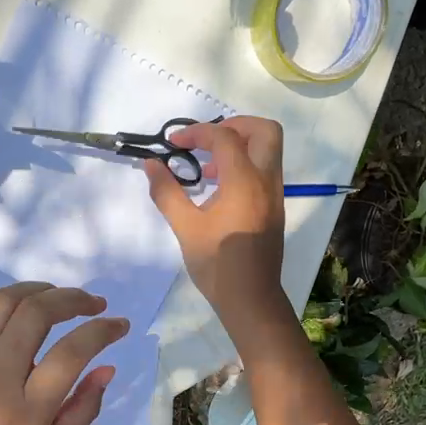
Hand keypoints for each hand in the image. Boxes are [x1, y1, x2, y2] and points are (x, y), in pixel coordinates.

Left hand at [0, 283, 128, 424]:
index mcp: (27, 411)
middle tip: (94, 304)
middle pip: (36, 313)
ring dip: (40, 289)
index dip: (101, 331)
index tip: (119, 325)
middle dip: (73, 299)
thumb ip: (83, 409)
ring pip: (5, 301)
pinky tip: (26, 315)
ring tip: (61, 296)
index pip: (70, 353)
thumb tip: (107, 368)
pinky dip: (12, 307)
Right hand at [144, 117, 291, 341]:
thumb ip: (167, 192)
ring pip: (268, 151)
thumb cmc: (217, 265)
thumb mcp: (185, 227)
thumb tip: (150, 164)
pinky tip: (219, 189)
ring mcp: (274, 195)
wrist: (251, 299)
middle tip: (207, 140)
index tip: (173, 144)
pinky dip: (245, 166)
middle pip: (264, 131)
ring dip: (240, 146)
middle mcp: (266, 180)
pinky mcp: (274, 209)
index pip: (225, 138)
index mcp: (244, 181)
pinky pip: (265, 171)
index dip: (197, 133)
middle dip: (235, 125)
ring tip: (208, 167)